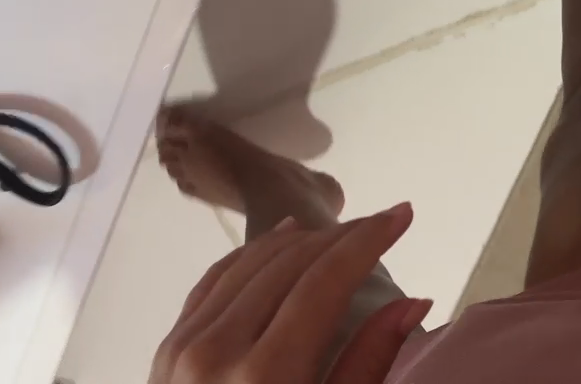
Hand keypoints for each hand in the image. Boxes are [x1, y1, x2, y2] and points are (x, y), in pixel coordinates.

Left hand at [152, 204, 430, 383]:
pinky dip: (257, 249)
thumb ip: (368, 363)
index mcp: (264, 376)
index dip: (369, 239)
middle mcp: (217, 351)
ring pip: (256, 259)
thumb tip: (416, 301)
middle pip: (294, 261)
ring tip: (345, 231)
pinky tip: (286, 236)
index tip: (403, 212)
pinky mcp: (165, 350)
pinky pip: (217, 276)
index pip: (326, 279)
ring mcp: (182, 348)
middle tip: (383, 223)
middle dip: (345, 234)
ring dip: (306, 236)